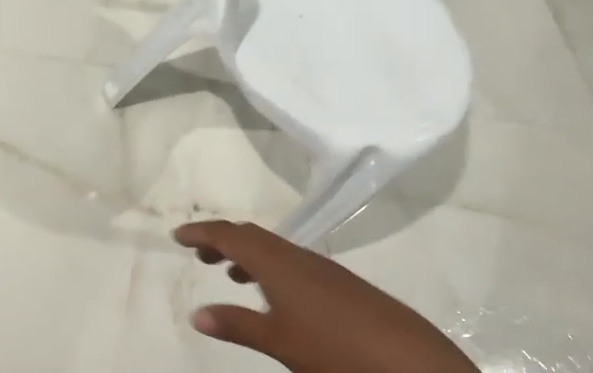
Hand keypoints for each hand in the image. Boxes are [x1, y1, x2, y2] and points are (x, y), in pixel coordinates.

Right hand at [177, 220, 476, 372]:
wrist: (415, 364)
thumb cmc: (336, 350)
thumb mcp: (280, 342)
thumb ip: (236, 325)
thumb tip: (196, 313)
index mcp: (276, 262)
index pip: (228, 235)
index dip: (201, 232)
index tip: (177, 236)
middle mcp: (297, 256)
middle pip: (251, 236)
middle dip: (223, 240)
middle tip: (200, 255)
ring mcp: (325, 269)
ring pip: (276, 250)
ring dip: (249, 255)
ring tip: (233, 276)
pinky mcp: (346, 286)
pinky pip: (295, 263)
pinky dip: (273, 269)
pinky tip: (280, 298)